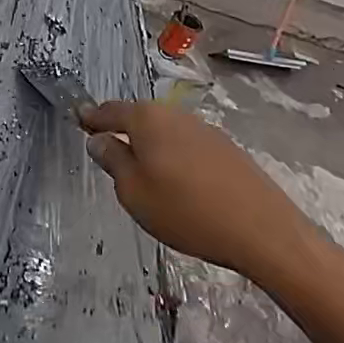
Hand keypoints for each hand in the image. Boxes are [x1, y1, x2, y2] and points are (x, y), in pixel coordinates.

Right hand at [79, 101, 313, 275]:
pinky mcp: (227, 149)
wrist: (264, 231)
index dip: (92, 117)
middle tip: (107, 148)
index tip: (78, 118)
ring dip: (150, 145)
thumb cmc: (187, 211)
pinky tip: (178, 182)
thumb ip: (112, 161)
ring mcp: (204, 130)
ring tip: (143, 171)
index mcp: (147, 119)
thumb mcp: (134, 192)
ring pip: (165, 131)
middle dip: (122, 130)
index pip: (110, 111)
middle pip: (139, 117)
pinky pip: (187, 145)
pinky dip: (174, 156)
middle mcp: (175, 115)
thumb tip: (99, 140)